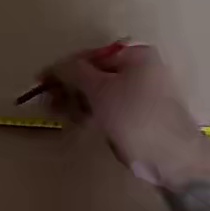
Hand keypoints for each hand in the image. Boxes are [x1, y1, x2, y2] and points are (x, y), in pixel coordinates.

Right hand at [46, 43, 209, 186]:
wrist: (169, 155)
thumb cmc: (134, 115)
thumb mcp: (100, 88)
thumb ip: (74, 72)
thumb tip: (56, 66)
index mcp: (135, 55)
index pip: (90, 55)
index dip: (63, 67)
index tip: (40, 81)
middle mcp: (139, 70)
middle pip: (93, 74)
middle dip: (68, 87)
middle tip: (47, 102)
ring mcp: (138, 94)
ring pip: (98, 93)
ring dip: (76, 101)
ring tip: (57, 113)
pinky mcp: (135, 116)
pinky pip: (106, 108)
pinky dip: (90, 112)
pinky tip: (76, 120)